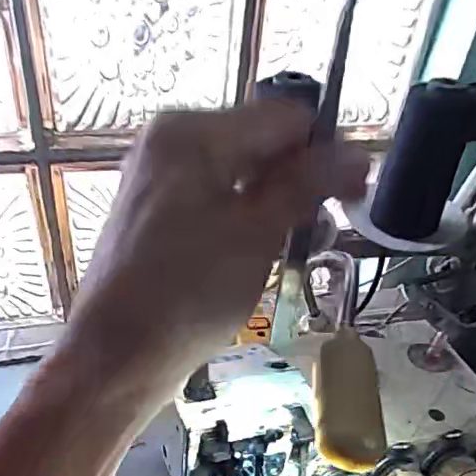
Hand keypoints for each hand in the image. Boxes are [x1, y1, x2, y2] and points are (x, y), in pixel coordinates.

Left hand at [58, 102, 367, 398]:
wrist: (117, 357)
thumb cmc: (187, 293)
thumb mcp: (257, 234)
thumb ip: (307, 185)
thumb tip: (359, 154)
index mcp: (190, 132)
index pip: (283, 118)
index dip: (326, 152)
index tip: (353, 196)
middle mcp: (167, 147)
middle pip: (258, 148)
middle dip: (296, 187)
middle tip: (318, 236)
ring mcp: (156, 186)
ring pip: (236, 183)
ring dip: (271, 213)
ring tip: (288, 257)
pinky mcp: (153, 224)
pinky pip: (211, 210)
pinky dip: (239, 229)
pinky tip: (253, 264)